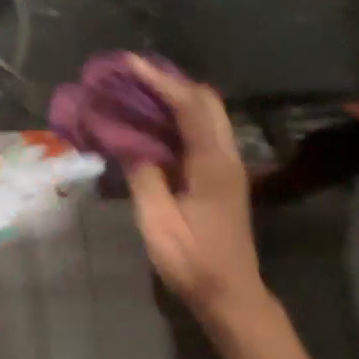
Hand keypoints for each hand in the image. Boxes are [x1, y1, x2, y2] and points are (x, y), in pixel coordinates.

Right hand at [124, 57, 265, 314]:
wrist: (230, 293)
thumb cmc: (193, 262)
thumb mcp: (159, 224)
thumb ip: (144, 178)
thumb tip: (128, 143)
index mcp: (212, 164)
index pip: (189, 106)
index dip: (159, 81)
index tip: (128, 64)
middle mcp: (226, 156)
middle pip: (204, 101)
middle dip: (168, 81)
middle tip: (128, 75)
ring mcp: (227, 166)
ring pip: (205, 115)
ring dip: (173, 98)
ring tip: (134, 92)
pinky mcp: (220, 177)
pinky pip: (200, 133)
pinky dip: (176, 118)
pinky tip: (149, 124)